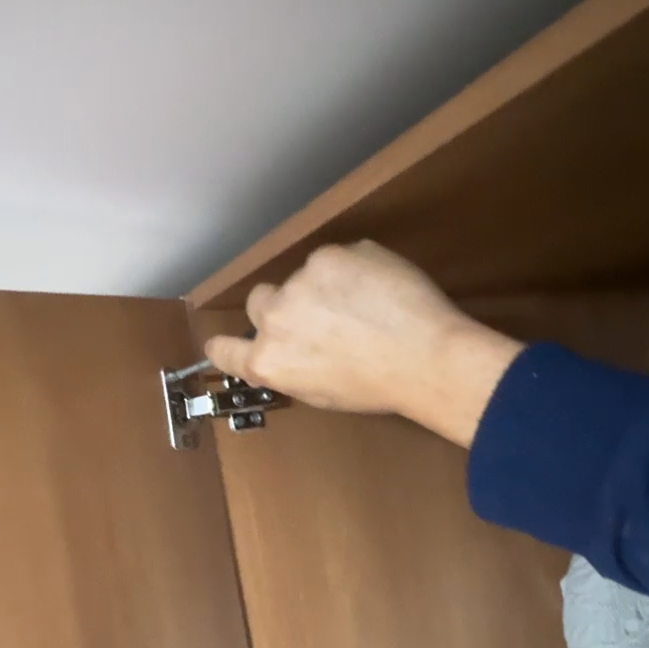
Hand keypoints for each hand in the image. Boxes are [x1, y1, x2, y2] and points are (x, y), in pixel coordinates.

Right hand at [203, 241, 522, 447]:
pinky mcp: (330, 255)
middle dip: (280, 307)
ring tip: (361, 307)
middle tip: (318, 319)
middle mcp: (274, 319)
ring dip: (321, 287)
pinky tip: (376, 290)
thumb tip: (286, 351)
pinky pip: (334, 259)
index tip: (227, 343)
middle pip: (259, 302)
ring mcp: (300, 282)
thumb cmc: (376, 386)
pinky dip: (351, 270)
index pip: (223, 350)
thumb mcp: (319, 392)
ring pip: (301, 277)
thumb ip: (289, 367)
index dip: (224, 345)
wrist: (426, 358)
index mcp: (268, 362)